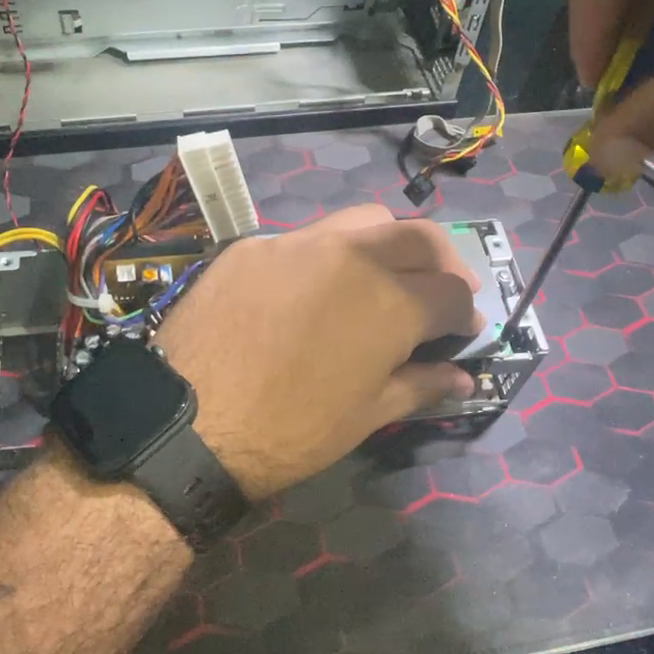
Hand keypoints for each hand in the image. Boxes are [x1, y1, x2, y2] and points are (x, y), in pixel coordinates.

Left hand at [154, 206, 483, 499]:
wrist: (188, 423)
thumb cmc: (290, 432)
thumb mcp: (367, 415)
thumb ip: (422, 385)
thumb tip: (462, 378)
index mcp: (391, 301)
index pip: (453, 291)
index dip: (465, 314)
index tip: (460, 331)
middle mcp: (352, 255)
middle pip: (419, 236)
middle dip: (441, 263)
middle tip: (437, 293)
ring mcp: (298, 242)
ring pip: (362, 221)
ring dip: (386, 245)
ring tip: (379, 280)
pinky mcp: (253, 246)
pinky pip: (304, 239)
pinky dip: (326, 258)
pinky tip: (310, 292)